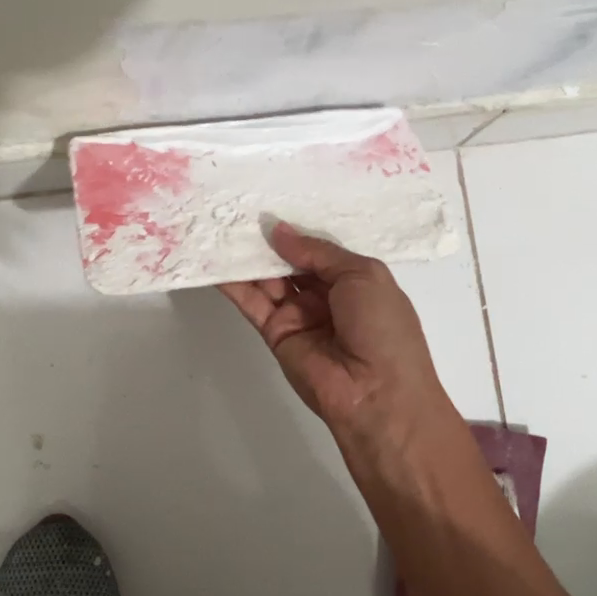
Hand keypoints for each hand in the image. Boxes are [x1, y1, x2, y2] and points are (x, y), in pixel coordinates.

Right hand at [218, 223, 457, 449]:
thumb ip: (317, 252)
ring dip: (245, 256)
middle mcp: (324, 295)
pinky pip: (251, 302)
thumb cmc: (382, 327)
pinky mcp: (274, 333)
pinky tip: (213, 261)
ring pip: (267, 279)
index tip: (269, 202)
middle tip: (236, 210)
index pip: (318, 249)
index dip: (296, 230)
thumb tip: (278, 231)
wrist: (375, 393)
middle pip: (289, 262)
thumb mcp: (362, 275)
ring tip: (219, 227)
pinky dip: (232, 283)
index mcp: (353, 280)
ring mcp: (297, 314)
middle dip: (266, 239)